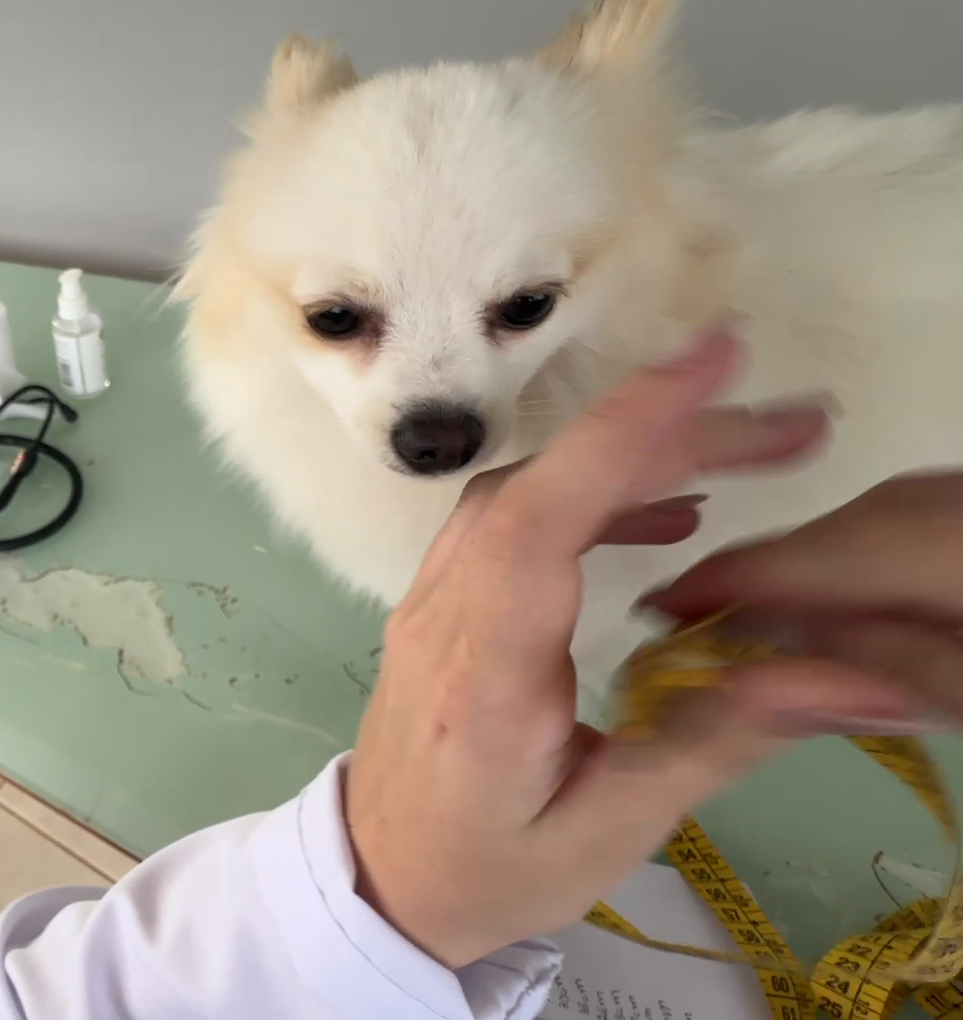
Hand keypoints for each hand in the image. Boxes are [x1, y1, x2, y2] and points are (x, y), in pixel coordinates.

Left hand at [344, 328, 915, 968]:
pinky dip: (572, 505)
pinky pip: (496, 533)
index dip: (613, 437)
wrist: (382, 868)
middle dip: (648, 441)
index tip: (705, 365)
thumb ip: (711, 739)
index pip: (534, 523)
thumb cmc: (488, 866)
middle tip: (784, 427)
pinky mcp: (435, 611)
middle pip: (528, 493)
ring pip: (508, 502)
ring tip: (736, 465)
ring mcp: (426, 607)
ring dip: (612, 467)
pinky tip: (654, 521)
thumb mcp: (609, 827)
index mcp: (481, 670)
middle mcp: (439, 616)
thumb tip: (851, 671)